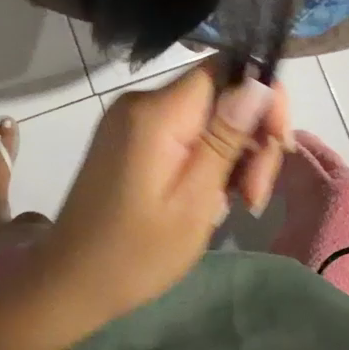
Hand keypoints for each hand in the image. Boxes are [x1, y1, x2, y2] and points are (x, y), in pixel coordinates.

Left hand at [31, 61, 290, 331]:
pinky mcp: (128, 139)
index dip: (262, 96)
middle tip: (254, 197)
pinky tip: (209, 201)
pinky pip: (182, 132)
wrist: (71, 281)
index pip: (225, 68)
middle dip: (250, 138)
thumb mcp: (194, 200)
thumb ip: (226, 138)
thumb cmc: (137, 253)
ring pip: (205, 116)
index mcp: (156, 112)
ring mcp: (131, 120)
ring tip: (235, 206)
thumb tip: (258, 82)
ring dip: (231, 156)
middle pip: (218, 94)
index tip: (277, 144)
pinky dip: (205, 161)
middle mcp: (141, 102)